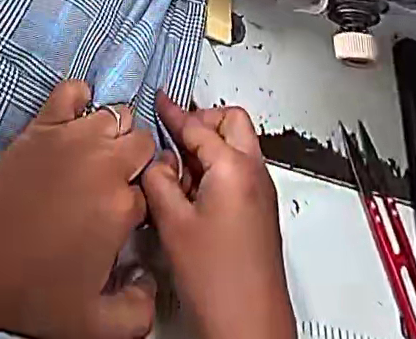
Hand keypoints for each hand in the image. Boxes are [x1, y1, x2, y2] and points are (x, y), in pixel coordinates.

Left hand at [0, 79, 158, 338]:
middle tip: (120, 180)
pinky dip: (80, 97)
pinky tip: (79, 115)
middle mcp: (104, 164)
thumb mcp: (94, 324)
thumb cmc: (32, 286)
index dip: (143, 202)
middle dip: (137, 159)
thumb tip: (149, 285)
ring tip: (102, 151)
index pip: (152, 190)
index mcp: (122, 207)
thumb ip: (138, 311)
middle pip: (141, 143)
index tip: (131, 212)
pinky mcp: (44, 123)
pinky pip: (72, 91)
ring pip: (116, 115)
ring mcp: (73, 137)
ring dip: (115, 131)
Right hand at [143, 93, 293, 338]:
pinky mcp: (259, 212)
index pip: (198, 125)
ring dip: (207, 146)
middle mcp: (254, 175)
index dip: (173, 111)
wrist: (250, 332)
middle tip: (173, 134)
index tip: (160, 100)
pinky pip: (237, 170)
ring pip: (235, 145)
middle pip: (230, 122)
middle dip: (201, 121)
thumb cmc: (219, 285)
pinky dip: (215, 167)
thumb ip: (157, 178)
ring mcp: (260, 194)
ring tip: (177, 171)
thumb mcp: (171, 221)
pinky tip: (190, 193)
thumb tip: (155, 159)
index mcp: (235, 169)